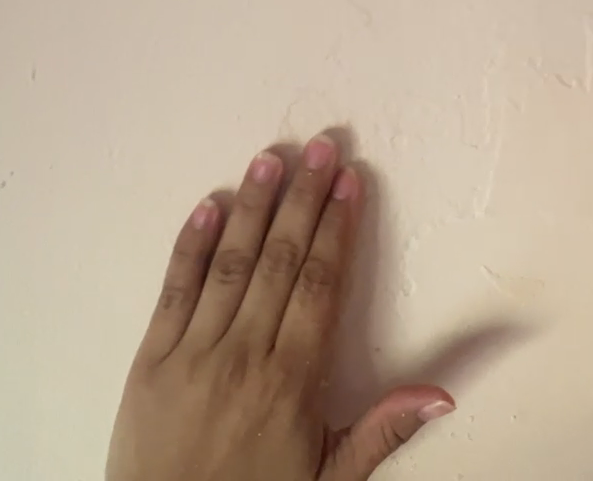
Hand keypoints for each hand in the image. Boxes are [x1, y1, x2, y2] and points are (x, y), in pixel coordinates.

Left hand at [106, 136, 453, 480]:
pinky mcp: (149, 361)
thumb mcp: (330, 480)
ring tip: (271, 158)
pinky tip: (208, 206)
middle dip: (304, 197)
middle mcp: (244, 356)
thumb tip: (443, 396)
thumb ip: (383, 430)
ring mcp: (192, 354)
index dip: (337, 226)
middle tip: (321, 145)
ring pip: (231, 264)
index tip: (349, 181)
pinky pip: (173, 292)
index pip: (320, 283)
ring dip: (254, 206)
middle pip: (281, 259)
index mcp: (292, 379)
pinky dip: (190, 247)